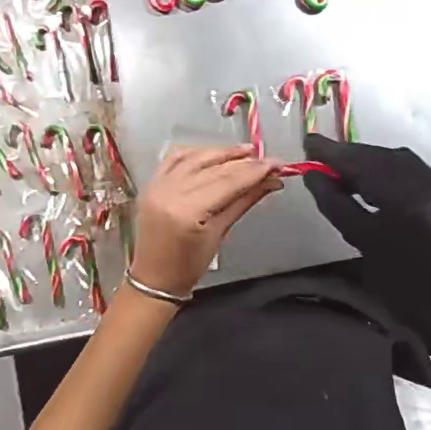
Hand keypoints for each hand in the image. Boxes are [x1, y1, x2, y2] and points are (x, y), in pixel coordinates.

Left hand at [129, 145, 282, 295]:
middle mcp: (171, 192)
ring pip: (196, 158)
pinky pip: (175, 159)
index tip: (278, 164)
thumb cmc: (189, 266)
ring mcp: (158, 186)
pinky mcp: (152, 184)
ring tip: (247, 151)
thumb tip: (271, 182)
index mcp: (188, 211)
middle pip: (214, 169)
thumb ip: (243, 202)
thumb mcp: (219, 235)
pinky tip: (214, 152)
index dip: (255, 171)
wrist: (154, 278)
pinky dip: (197, 152)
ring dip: (223, 152)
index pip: (228, 182)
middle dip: (244, 162)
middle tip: (269, 159)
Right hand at [301, 134, 430, 354]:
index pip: (359, 164)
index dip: (331, 153)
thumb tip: (313, 177)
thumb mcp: (363, 243)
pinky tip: (367, 179)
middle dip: (346, 155)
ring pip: (393, 160)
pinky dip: (382, 169)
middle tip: (317, 156)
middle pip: (377, 156)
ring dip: (364, 160)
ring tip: (337, 169)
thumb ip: (336, 204)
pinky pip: (407, 169)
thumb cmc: (405, 284)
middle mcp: (424, 180)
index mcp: (403, 196)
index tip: (307, 143)